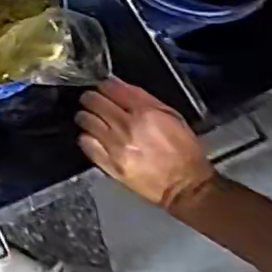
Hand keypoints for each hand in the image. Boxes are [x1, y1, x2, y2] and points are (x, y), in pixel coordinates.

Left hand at [76, 78, 215, 210]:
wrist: (187, 187)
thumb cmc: (184, 151)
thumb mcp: (173, 119)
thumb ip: (144, 98)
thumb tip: (118, 84)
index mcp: (146, 114)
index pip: (110, 87)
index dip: (105, 87)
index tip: (106, 91)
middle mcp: (127, 126)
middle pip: (91, 100)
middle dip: (92, 99)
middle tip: (97, 105)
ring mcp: (115, 145)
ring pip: (84, 118)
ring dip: (88, 118)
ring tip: (97, 123)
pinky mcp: (107, 161)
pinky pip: (84, 140)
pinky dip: (87, 137)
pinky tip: (97, 139)